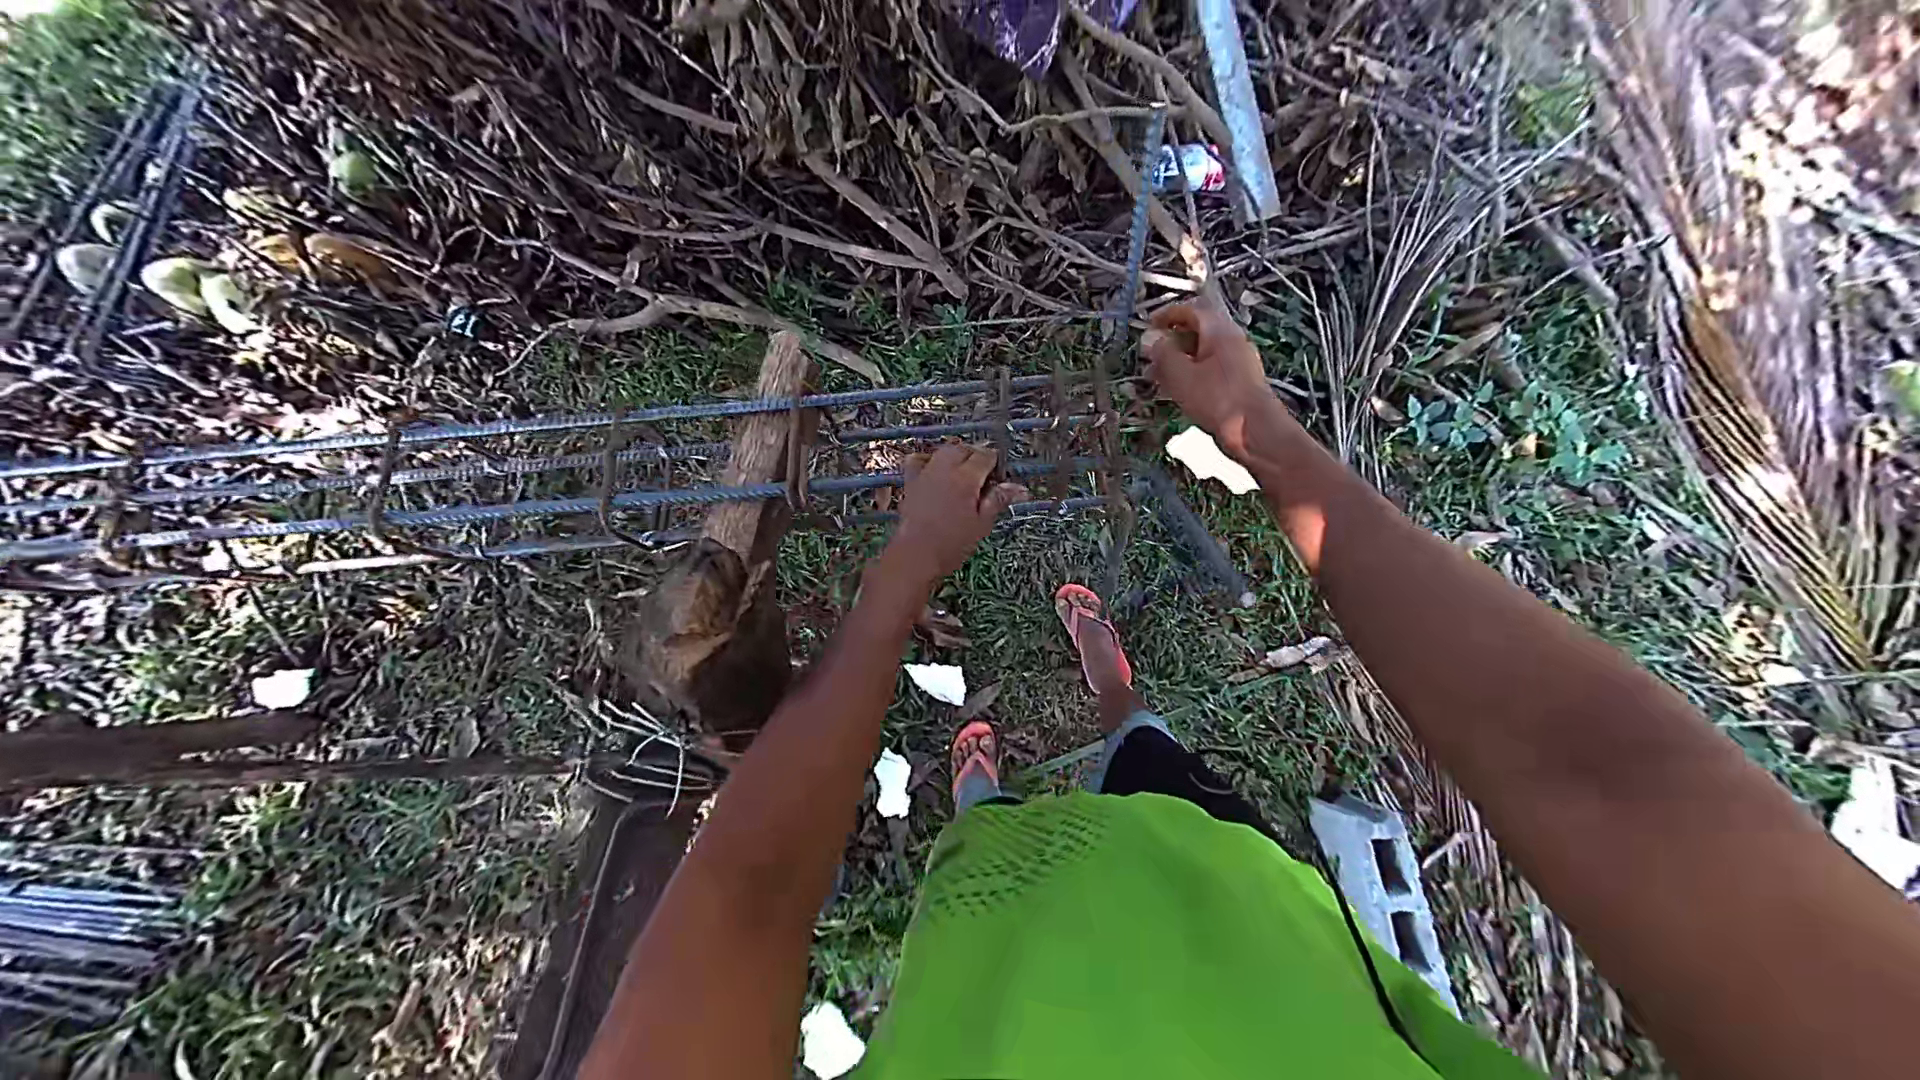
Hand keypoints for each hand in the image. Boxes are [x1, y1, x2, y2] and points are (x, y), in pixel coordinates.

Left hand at [885, 444, 1026, 585]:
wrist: (916, 555)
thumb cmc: (952, 544)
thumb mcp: (981, 524)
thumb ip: (997, 500)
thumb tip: (1019, 488)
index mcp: (965, 479)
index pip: (985, 456)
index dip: (996, 463)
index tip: (999, 477)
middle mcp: (944, 469)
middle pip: (964, 449)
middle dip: (976, 456)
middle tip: (984, 476)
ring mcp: (925, 473)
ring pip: (943, 451)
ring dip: (956, 456)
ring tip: (964, 474)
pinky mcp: (910, 482)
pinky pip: (918, 460)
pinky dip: (929, 460)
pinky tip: (935, 473)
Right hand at [1141, 300, 1290, 457]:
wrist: (1254, 430)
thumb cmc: (1217, 399)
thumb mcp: (1181, 375)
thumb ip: (1163, 354)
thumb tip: (1150, 339)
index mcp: (1220, 332)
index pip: (1192, 310)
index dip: (1168, 314)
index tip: (1149, 324)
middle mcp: (1232, 342)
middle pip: (1198, 331)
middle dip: (1171, 340)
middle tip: (1150, 354)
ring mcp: (1238, 362)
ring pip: (1203, 353)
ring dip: (1179, 360)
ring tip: (1158, 376)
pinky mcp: (1239, 383)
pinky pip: (1210, 369)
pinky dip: (1191, 373)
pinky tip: (1178, 391)